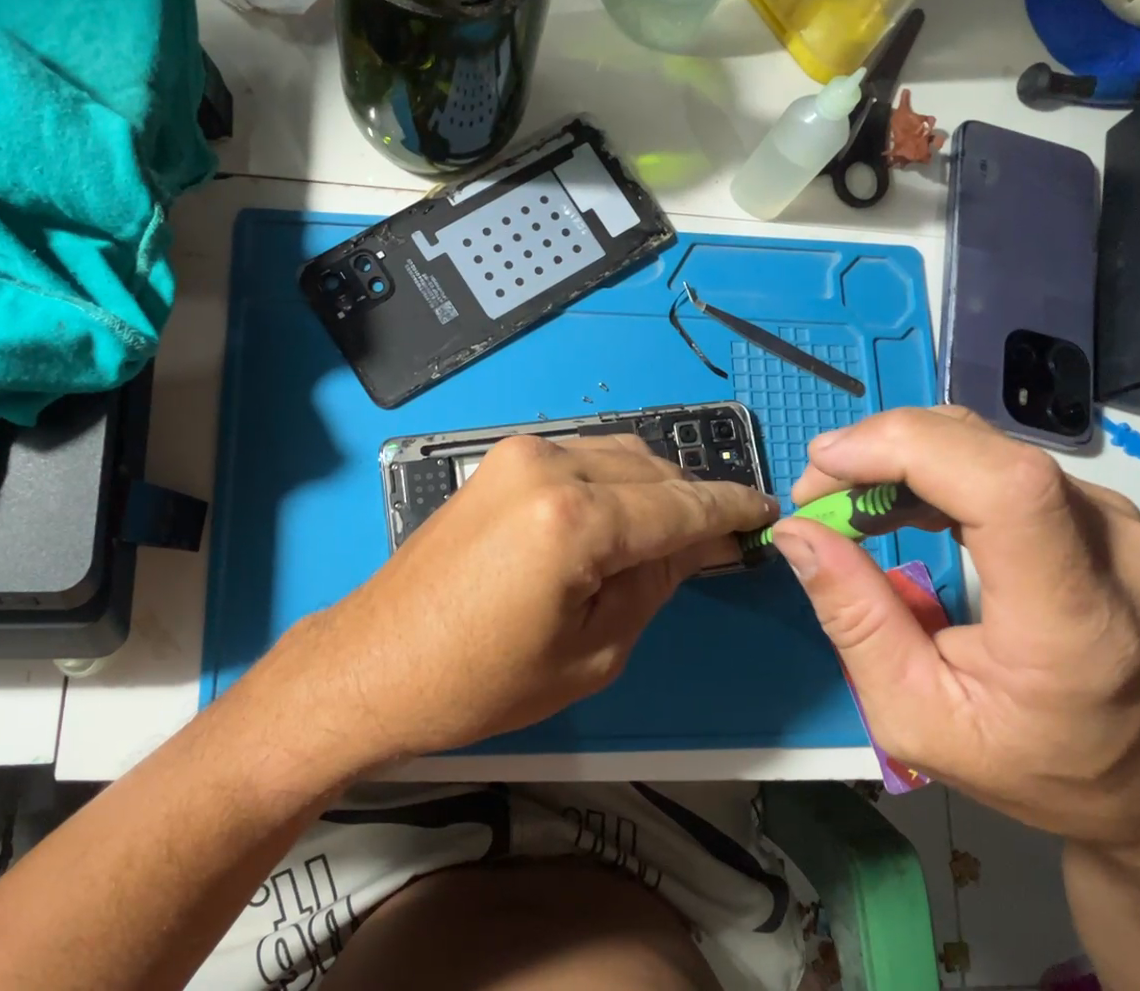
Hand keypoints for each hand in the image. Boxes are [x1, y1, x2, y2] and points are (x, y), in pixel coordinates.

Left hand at [255, 435, 777, 765]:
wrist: (375, 664)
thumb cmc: (481, 683)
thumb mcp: (593, 653)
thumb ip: (655, 584)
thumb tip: (699, 543)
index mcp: (575, 519)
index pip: (681, 505)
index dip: (730, 511)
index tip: (765, 515)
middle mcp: (548, 466)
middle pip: (653, 470)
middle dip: (691, 504)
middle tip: (715, 546)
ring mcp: (515, 456)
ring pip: (617, 456)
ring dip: (652, 491)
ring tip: (666, 541)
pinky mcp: (495, 462)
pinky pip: (578, 460)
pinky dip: (611, 484)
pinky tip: (616, 523)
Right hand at [770, 407, 1139, 847]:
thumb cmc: (1038, 766)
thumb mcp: (919, 718)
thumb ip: (856, 623)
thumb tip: (798, 534)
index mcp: (1076, 622)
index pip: (1008, 489)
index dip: (909, 451)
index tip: (826, 465)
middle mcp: (1122, 554)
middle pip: (994, 453)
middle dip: (885, 450)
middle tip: (819, 491)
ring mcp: (1128, 527)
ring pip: (998, 450)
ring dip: (907, 458)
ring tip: (851, 504)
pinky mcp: (1115, 516)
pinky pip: (1012, 466)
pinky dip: (941, 471)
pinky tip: (904, 506)